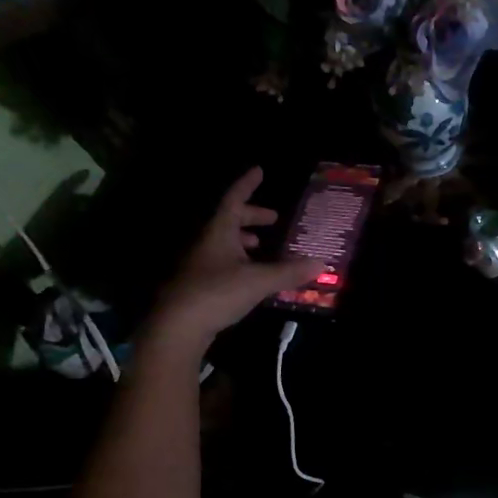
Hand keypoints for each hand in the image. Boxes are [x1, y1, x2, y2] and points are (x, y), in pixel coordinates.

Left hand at [146, 166, 320, 353]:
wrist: (177, 326)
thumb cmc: (217, 292)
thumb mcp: (259, 281)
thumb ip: (289, 272)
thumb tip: (320, 263)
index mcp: (219, 232)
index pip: (234, 200)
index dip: (247, 185)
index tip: (259, 171)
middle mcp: (207, 243)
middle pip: (229, 221)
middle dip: (253, 217)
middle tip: (274, 219)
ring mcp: (201, 264)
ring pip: (225, 243)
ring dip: (245, 240)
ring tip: (264, 246)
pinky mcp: (200, 285)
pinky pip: (224, 263)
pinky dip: (241, 261)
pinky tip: (253, 275)